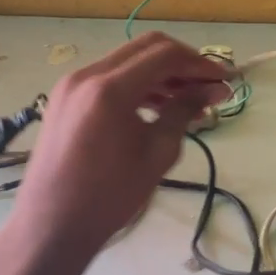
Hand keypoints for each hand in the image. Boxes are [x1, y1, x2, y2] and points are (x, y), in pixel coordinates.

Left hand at [10, 33, 229, 252]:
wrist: (51, 227)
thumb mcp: (158, 152)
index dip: (201, 64)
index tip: (225, 80)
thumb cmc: (110, 195)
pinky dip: (139, 82)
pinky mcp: (66, 98)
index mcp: (110, 90)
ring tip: (189, 98)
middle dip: (184, 62)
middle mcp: (87, 76)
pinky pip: (110, 75)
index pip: (166, 55)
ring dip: (162, 71)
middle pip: (147, 47)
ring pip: (129, 59)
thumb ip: (185, 111)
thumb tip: (214, 89)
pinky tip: (159, 105)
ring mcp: (71, 85)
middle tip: (209, 84)